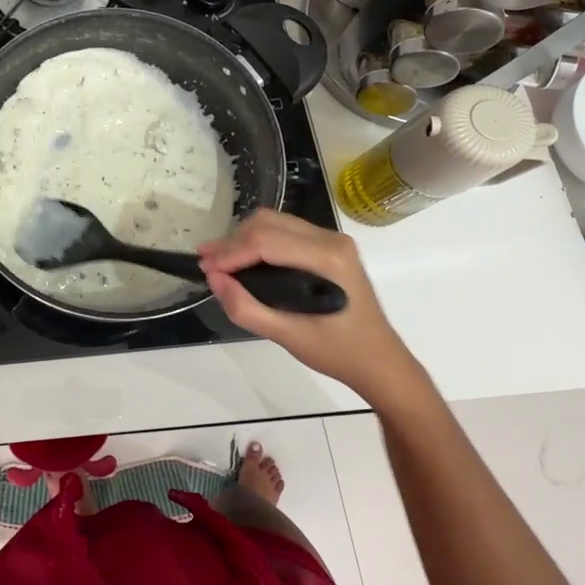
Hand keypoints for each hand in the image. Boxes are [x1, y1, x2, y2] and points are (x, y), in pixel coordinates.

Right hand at [198, 210, 422, 405]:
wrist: (380, 362)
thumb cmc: (339, 352)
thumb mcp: (288, 336)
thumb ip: (246, 308)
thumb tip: (213, 279)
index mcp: (328, 259)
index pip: (266, 241)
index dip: (230, 252)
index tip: (204, 268)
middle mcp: (332, 240)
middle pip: (268, 223)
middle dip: (232, 242)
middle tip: (206, 263)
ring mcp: (333, 240)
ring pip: (274, 222)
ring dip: (243, 239)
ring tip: (218, 261)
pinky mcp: (329, 246)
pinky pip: (285, 231)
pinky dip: (258, 242)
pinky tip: (243, 261)